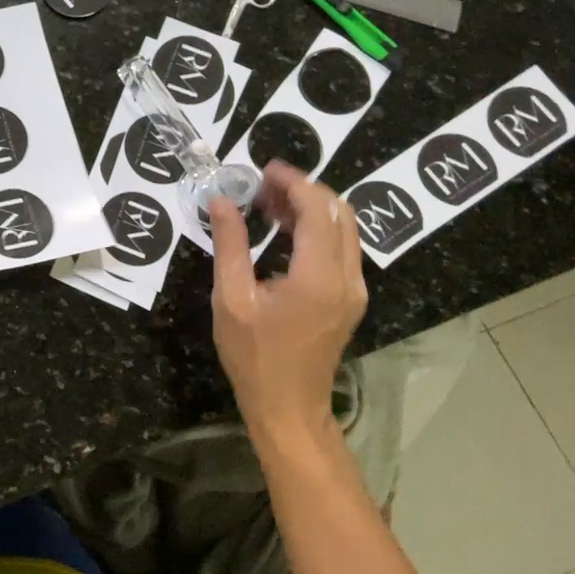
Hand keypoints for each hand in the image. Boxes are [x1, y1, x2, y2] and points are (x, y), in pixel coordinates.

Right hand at [207, 162, 367, 440]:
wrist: (287, 405)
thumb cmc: (254, 355)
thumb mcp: (231, 298)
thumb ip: (230, 245)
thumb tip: (221, 201)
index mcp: (318, 277)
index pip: (318, 210)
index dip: (293, 182)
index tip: (263, 169)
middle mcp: (347, 278)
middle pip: (340, 214)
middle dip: (303, 190)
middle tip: (262, 184)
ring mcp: (353, 289)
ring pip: (345, 229)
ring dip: (311, 208)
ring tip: (268, 203)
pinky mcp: (349, 298)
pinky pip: (341, 249)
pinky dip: (316, 229)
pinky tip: (283, 232)